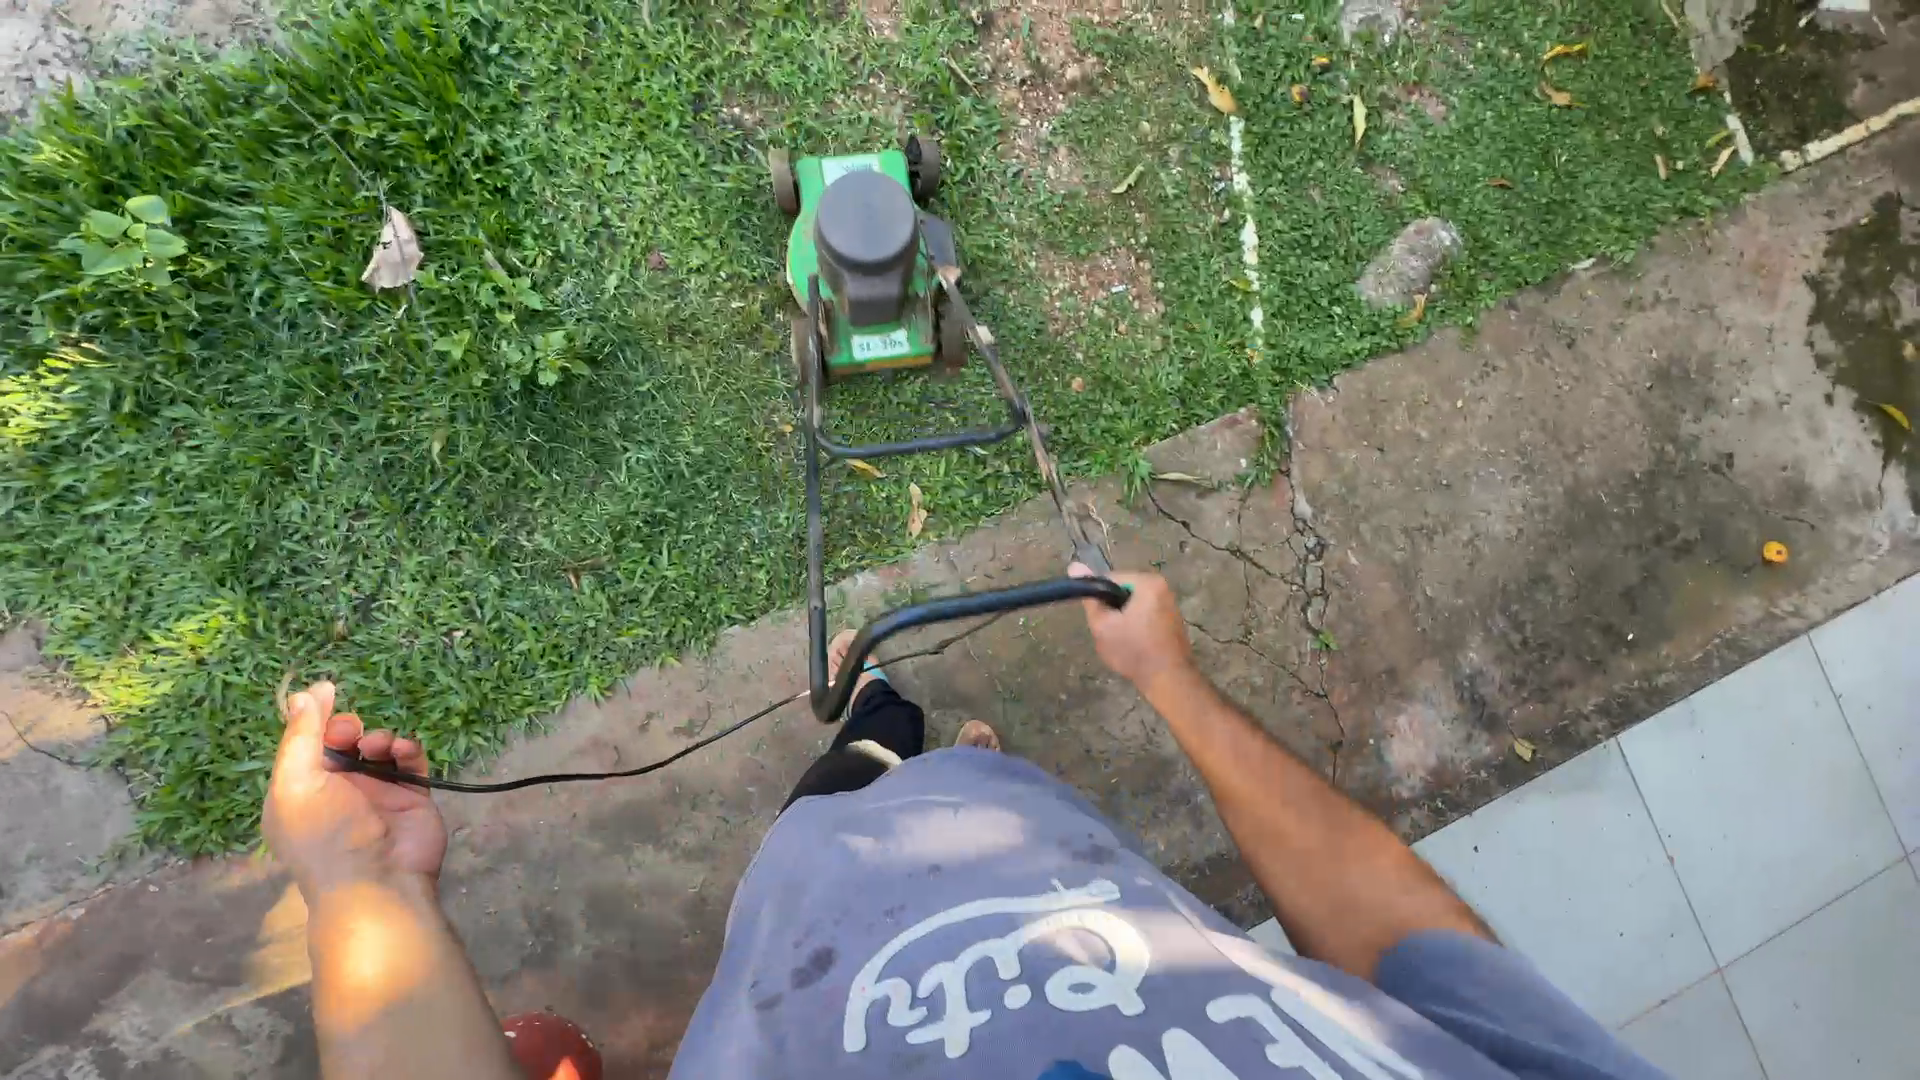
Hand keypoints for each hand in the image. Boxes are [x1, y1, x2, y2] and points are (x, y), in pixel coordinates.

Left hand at [263, 681, 446, 898]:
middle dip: (348, 729)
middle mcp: (337, 790)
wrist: (377, 879)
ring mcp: (377, 793)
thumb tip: (306, 690)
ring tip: (379, 746)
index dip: (315, 721)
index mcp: (299, 792)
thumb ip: (301, 737)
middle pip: (343, 744)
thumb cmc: (325, 833)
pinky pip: (411, 761)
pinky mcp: (413, 795)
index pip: (305, 747)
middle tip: (351, 732)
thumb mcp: (298, 784)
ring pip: (379, 749)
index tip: (329, 698)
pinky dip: (408, 750)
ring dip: (379, 738)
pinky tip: (403, 751)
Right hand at [1069, 563, 1194, 689]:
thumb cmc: (1133, 651)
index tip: (1098, 619)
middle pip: (1122, 592)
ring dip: (1123, 619)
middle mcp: (1163, 587)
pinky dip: (1136, 626)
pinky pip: (1145, 615)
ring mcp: (1170, 604)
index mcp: (1148, 582)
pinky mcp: (1172, 620)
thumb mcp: (1103, 625)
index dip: (1098, 599)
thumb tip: (1075, 566)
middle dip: (1112, 610)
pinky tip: (1135, 645)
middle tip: (1109, 632)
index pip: (1109, 579)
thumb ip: (1090, 597)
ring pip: (1133, 605)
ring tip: (1122, 641)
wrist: (1168, 680)